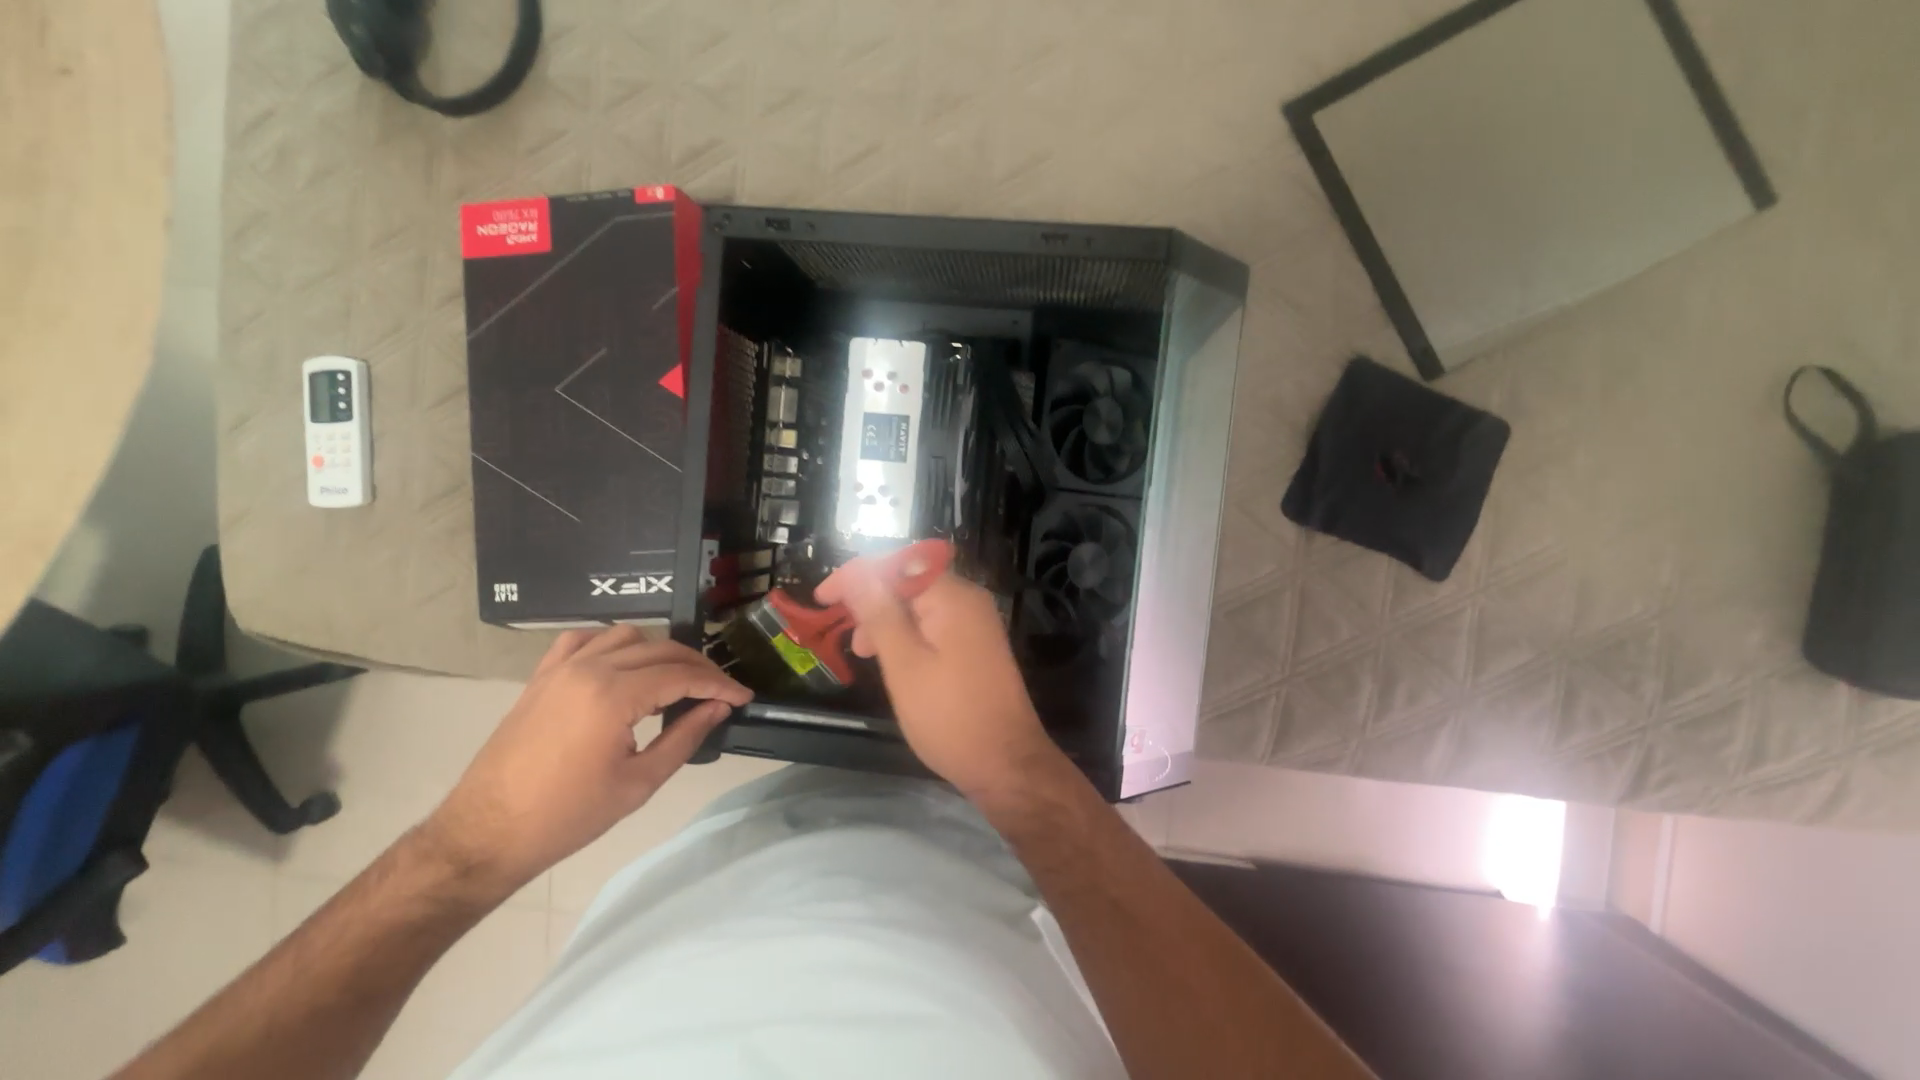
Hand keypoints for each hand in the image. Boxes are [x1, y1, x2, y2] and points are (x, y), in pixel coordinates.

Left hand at [417, 627, 751, 894]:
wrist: (489, 832)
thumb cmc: (568, 816)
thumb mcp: (638, 783)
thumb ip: (684, 737)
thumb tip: (718, 707)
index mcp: (613, 696)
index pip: (682, 675)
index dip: (719, 684)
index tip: (743, 698)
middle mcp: (589, 668)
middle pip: (660, 650)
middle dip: (697, 667)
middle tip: (720, 692)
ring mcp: (561, 668)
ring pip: (626, 637)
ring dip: (659, 653)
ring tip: (677, 681)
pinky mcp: (541, 676)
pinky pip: (584, 640)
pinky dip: (613, 645)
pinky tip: (624, 666)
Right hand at [816, 560, 1063, 800]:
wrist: (1007, 765)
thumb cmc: (949, 717)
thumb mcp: (905, 665)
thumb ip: (880, 614)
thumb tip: (859, 572)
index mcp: (953, 597)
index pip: (897, 563)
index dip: (856, 575)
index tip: (823, 599)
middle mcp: (969, 600)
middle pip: (909, 579)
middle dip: (871, 598)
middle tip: (844, 630)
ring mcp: (976, 623)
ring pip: (920, 604)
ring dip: (886, 619)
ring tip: (863, 652)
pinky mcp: (976, 646)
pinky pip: (934, 624)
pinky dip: (907, 634)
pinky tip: (891, 659)